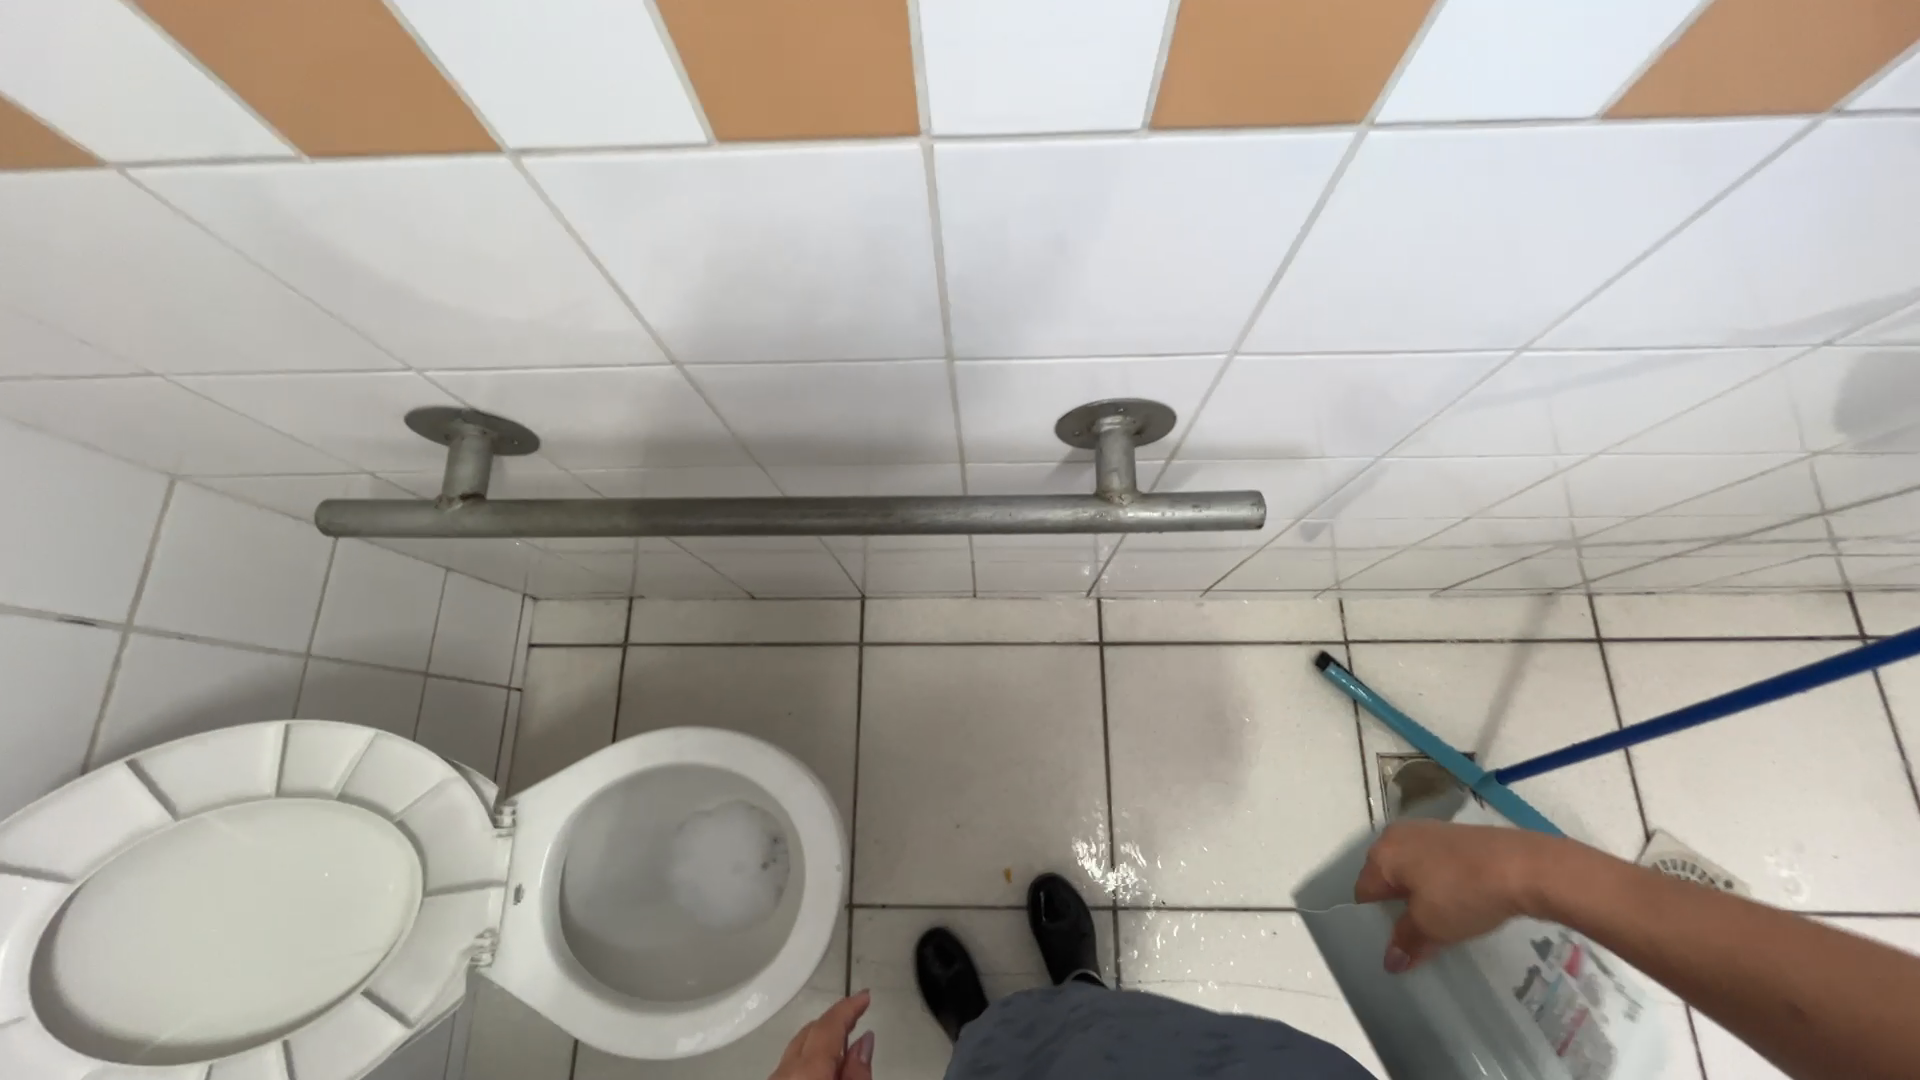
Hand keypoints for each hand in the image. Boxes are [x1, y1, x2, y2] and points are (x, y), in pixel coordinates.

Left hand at [769, 992, 875, 1079]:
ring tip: (843, 1041)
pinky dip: (807, 1058)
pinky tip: (821, 1066)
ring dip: (820, 1040)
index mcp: (805, 1069)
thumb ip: (857, 1072)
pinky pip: (788, 1066)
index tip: (865, 996)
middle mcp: (783, 1072)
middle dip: (834, 1021)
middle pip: (809, 1032)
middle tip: (857, 1015)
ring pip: (796, 1049)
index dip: (849, 1007)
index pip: (828, 1025)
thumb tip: (864, 1041)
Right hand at [1354, 821, 1569, 972]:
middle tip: (1419, 932)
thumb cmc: (1464, 893)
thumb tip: (1389, 962)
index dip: (1375, 921)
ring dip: (1420, 892)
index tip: (1395, 943)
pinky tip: (1462, 897)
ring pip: (1411, 868)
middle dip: (1397, 904)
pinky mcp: (1452, 833)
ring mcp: (1425, 830)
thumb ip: (1406, 941)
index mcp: (1381, 855)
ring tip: (1443, 917)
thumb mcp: (1433, 925)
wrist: (1523, 865)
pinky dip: (1440, 879)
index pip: (1364, 892)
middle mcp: (1395, 836)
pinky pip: (1433, 860)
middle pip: (1386, 877)